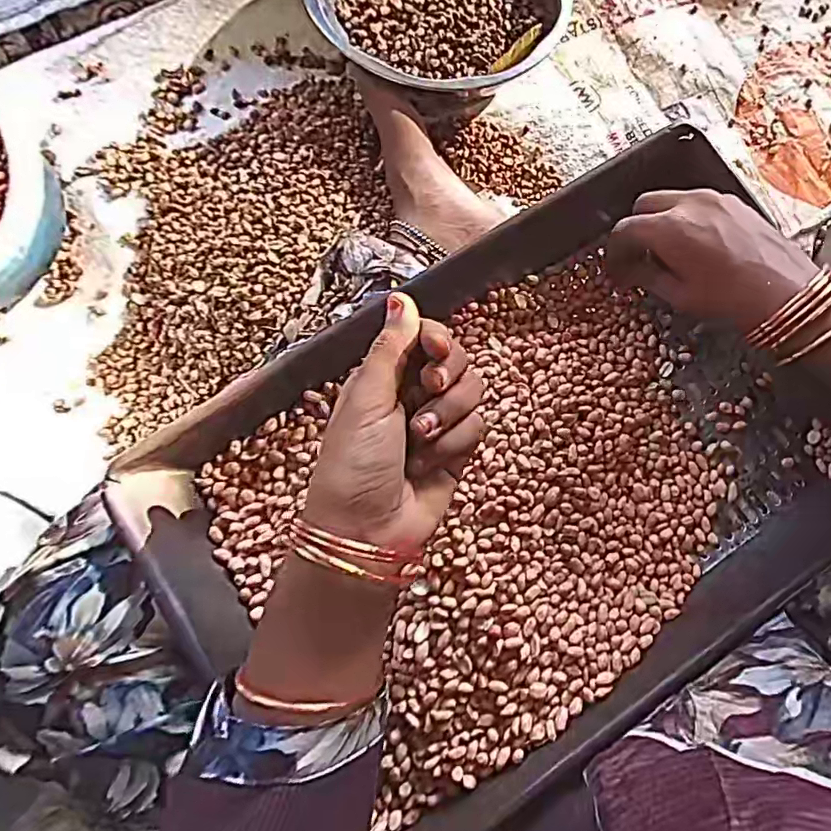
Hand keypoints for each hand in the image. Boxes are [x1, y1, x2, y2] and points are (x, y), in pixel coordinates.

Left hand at [300, 292, 485, 556]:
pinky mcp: (458, 448)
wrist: (367, 531)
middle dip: (448, 377)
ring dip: (448, 416)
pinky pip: (478, 425)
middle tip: (429, 391)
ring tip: (420, 439)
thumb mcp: (365, 399)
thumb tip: (401, 299)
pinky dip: (455, 443)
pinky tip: (428, 462)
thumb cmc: (352, 465)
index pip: (426, 336)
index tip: (434, 349)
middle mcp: (414, 393)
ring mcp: (438, 420)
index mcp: (385, 375)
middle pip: (457, 360)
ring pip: (473, 392)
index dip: (437, 339)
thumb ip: (390, 348)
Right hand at [607, 187, 830, 417]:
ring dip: (658, 220)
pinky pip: (695, 201)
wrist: (790, 295)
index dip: (614, 251)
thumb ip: (648, 275)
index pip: (625, 230)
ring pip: (670, 199)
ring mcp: (714, 197)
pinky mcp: (734, 201)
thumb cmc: (734, 300)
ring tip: (663, 252)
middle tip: (635, 258)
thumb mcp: (680, 296)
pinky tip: (691, 243)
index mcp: (670, 227)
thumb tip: (631, 268)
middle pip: (643, 205)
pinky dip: (683, 217)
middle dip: (634, 229)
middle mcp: (689, 203)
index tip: (614, 268)